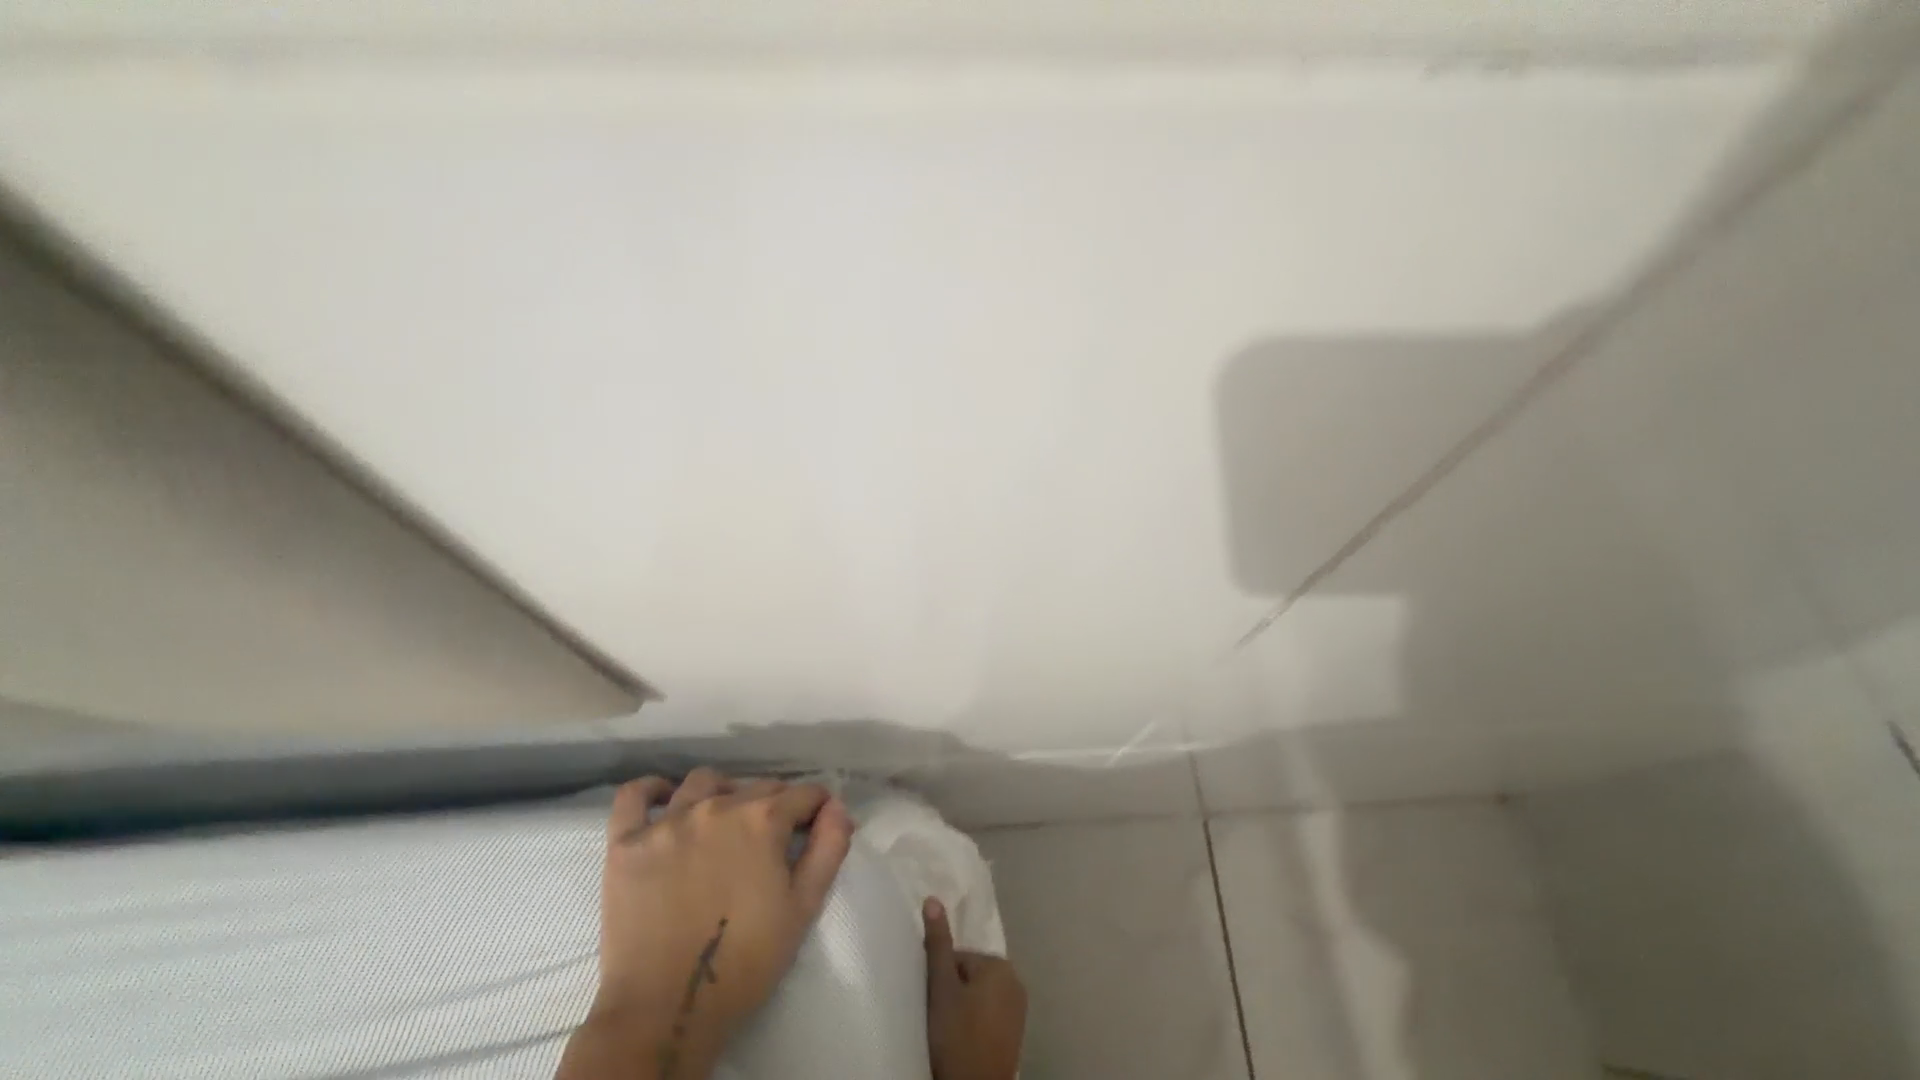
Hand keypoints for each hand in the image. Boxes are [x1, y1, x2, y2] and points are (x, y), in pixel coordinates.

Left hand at [557, 769, 853, 1079]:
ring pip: (703, 782)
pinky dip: (652, 789)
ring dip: (725, 791)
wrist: (667, 1007)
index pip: (804, 795)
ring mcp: (666, 822)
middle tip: (776, 839)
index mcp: (762, 820)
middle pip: (757, 787)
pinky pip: (634, 796)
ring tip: (727, 820)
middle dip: (777, 804)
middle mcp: (716, 807)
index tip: (818, 829)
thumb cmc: (746, 961)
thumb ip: (828, 849)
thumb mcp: (803, 908)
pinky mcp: (625, 843)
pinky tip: (666, 798)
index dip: (818, 810)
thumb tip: (837, 807)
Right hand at [924, 897, 1026, 1079]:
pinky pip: (990, 1014)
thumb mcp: (941, 987)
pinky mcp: (1016, 1031)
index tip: (932, 999)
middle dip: (953, 990)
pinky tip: (964, 1038)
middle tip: (939, 1015)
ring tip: (949, 1028)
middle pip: (970, 975)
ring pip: (979, 995)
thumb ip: (938, 944)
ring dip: (964, 1006)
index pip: (958, 958)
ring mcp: (1019, 1008)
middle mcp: (1016, 980)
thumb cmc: (957, 1034)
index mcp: (1000, 965)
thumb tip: (933, 899)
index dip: (940, 978)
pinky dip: (976, 1021)